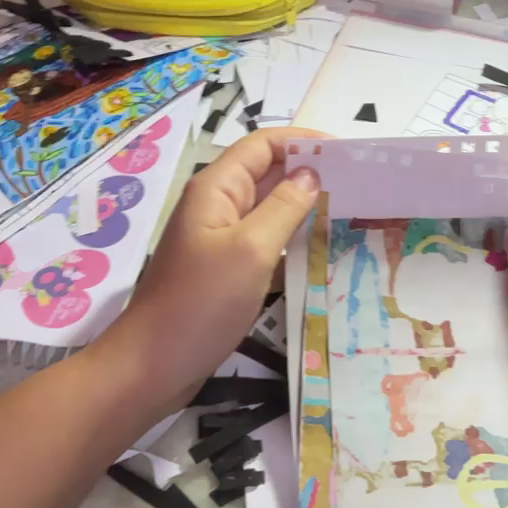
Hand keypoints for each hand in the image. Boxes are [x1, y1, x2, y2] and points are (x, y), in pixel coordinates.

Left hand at [102, 128, 323, 400]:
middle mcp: (217, 203)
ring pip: (267, 205)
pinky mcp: (224, 266)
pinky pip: (263, 237)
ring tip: (346, 209)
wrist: (152, 366)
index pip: (263, 144)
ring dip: (302, 203)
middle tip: (356, 181)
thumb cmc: (201, 303)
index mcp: (217, 187)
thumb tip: (311, 173)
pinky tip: (318, 248)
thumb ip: (284, 207)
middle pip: (266, 171)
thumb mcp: (251, 251)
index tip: (345, 151)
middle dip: (307, 169)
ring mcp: (219, 236)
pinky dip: (289, 236)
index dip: (302, 140)